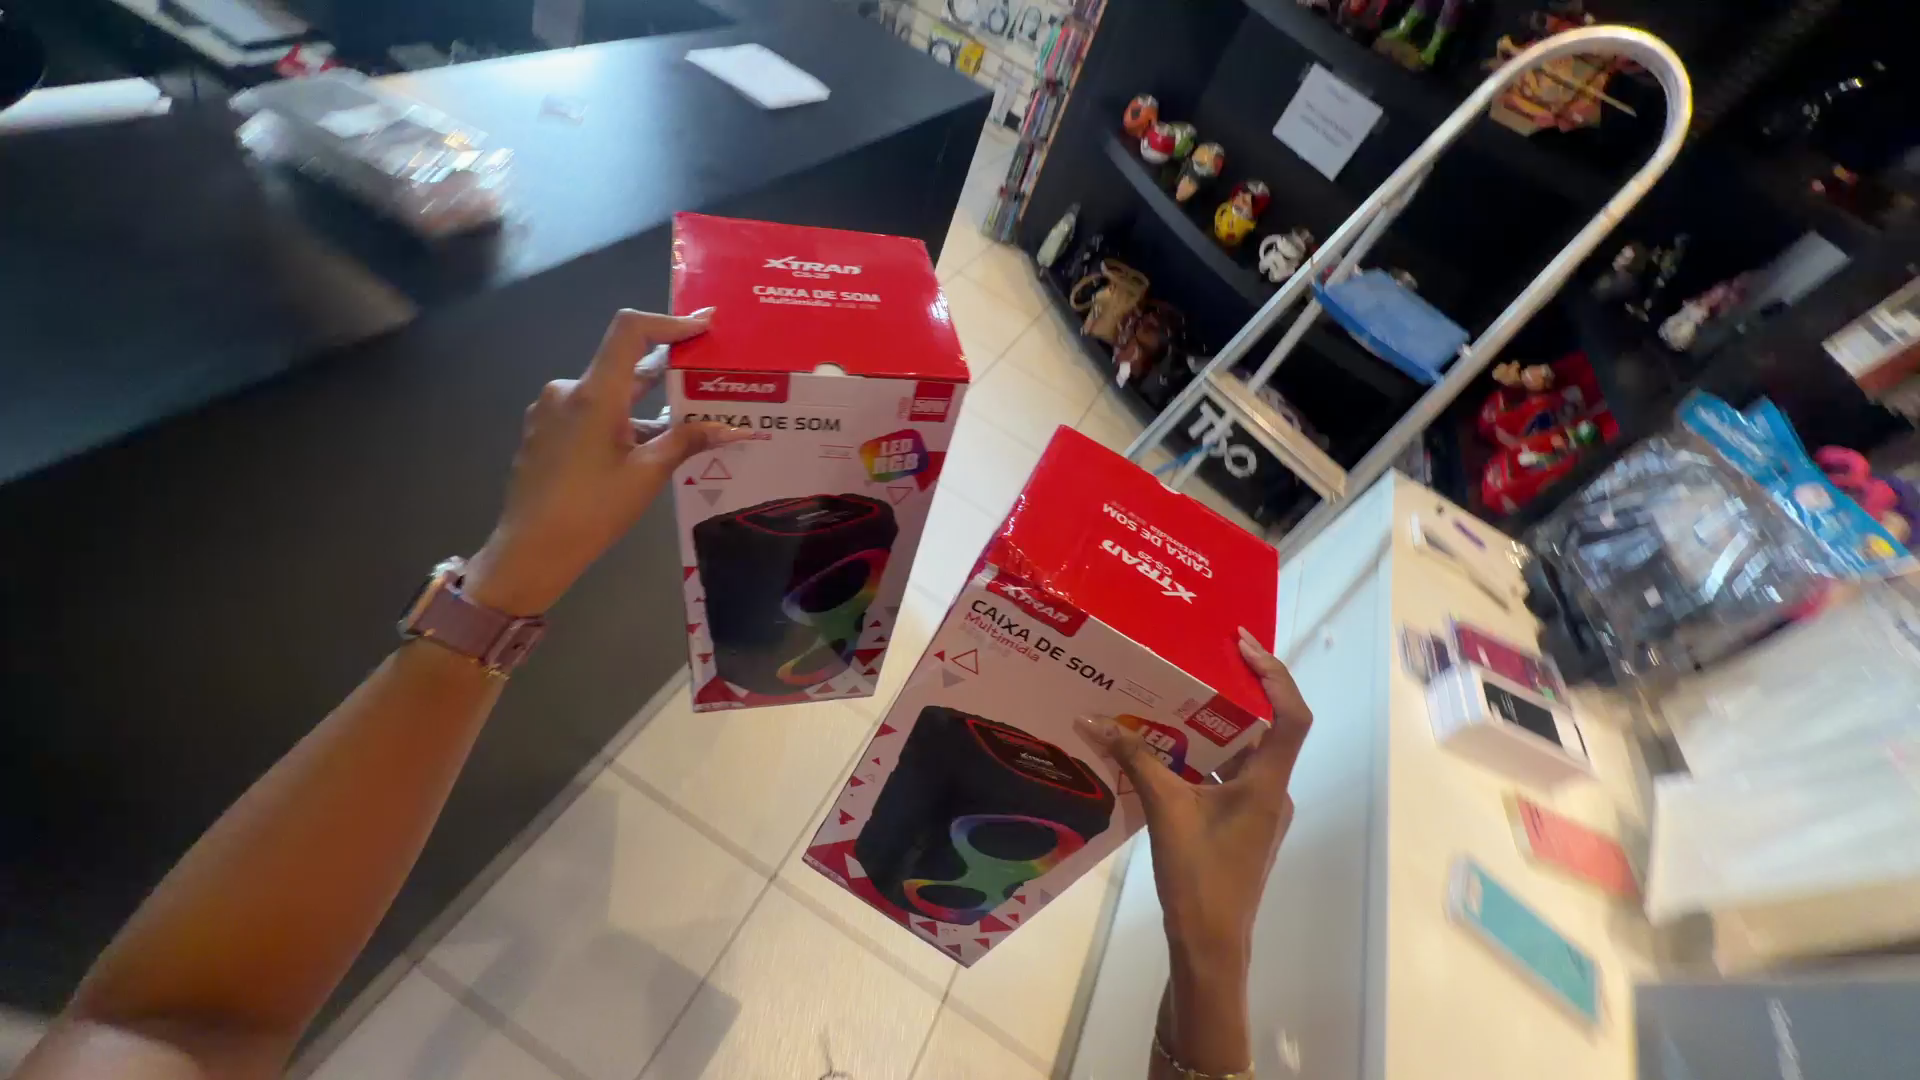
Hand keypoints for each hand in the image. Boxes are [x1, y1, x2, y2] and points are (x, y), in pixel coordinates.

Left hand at [463, 308, 748, 613]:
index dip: (669, 323)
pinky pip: (590, 414)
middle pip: (624, 366)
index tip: (704, 326)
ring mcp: (551, 411)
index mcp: (594, 394)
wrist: (531, 549)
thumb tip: (735, 428)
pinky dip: (620, 422)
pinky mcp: (545, 432)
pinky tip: (641, 450)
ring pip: (609, 395)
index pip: (630, 332)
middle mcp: (568, 391)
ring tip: (683, 430)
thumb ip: (688, 442)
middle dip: (667, 375)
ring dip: (645, 407)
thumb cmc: (592, 510)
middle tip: (706, 383)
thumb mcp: (648, 475)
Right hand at [1075, 627, 1312, 960]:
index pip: (1291, 716)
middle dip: (1231, 694)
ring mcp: (1259, 812)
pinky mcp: (1242, 826)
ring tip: (1170, 701)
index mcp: (1267, 784)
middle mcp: (1272, 792)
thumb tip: (1092, 720)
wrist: (1209, 947)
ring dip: (1211, 729)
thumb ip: (1133, 759)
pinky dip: (1201, 759)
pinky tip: (1164, 753)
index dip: (1274, 675)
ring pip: (1241, 755)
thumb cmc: (1199, 876)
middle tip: (1195, 662)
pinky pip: (1226, 777)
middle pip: (1264, 729)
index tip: (1241, 645)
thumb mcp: (1164, 809)